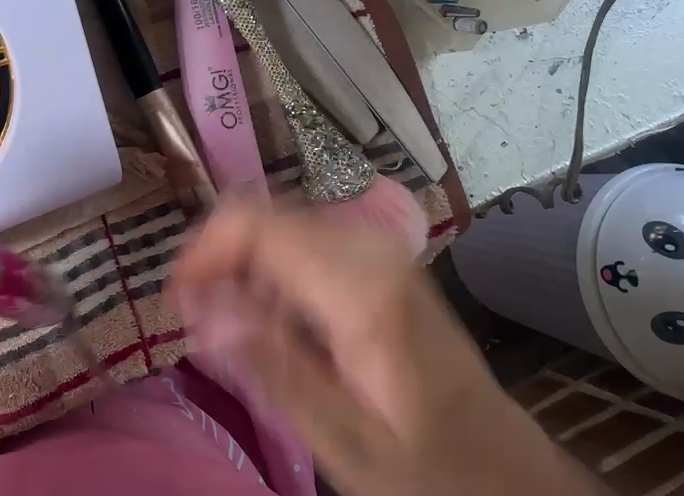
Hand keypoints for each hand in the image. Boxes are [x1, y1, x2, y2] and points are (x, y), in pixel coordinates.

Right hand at [170, 203, 606, 495]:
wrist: (506, 468)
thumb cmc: (427, 466)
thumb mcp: (345, 439)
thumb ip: (272, 364)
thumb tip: (202, 304)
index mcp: (359, 285)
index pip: (251, 222)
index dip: (200, 250)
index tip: (178, 302)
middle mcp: (368, 246)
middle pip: (258, 215)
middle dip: (215, 262)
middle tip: (198, 324)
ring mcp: (376, 246)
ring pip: (272, 222)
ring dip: (237, 266)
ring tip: (230, 329)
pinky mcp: (376, 257)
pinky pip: (297, 238)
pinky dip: (265, 269)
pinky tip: (272, 322)